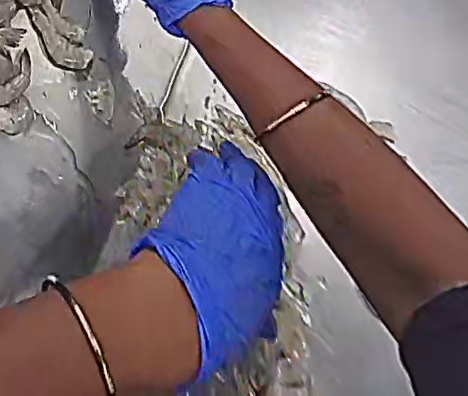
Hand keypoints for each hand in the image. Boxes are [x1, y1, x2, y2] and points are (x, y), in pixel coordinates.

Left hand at [135, 142, 285, 382]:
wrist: (193, 291)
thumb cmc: (224, 304)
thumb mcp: (255, 303)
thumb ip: (258, 292)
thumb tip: (262, 315)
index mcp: (271, 240)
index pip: (274, 209)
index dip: (265, 198)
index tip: (258, 193)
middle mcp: (254, 212)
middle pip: (255, 180)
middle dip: (249, 170)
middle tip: (241, 162)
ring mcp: (227, 193)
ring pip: (232, 165)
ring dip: (226, 159)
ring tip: (221, 152)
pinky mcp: (199, 185)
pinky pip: (204, 163)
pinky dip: (201, 159)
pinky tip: (197, 156)